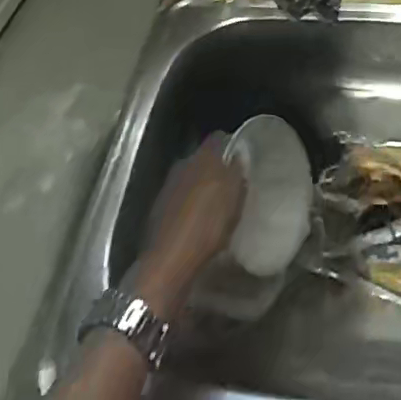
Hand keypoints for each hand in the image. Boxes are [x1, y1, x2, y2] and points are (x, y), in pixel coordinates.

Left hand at [130, 133, 244, 317]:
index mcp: (202, 157)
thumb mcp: (234, 200)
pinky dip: (189, 204)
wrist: (169, 261)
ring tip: (216, 204)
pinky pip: (180, 197)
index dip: (230, 144)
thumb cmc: (208, 226)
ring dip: (201, 186)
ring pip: (190, 177)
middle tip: (231, 182)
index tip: (241, 155)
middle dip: (216, 167)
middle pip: (203, 157)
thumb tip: (239, 155)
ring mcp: (168, 186)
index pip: (218, 138)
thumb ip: (238, 173)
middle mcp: (183, 164)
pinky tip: (198, 220)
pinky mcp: (159, 208)